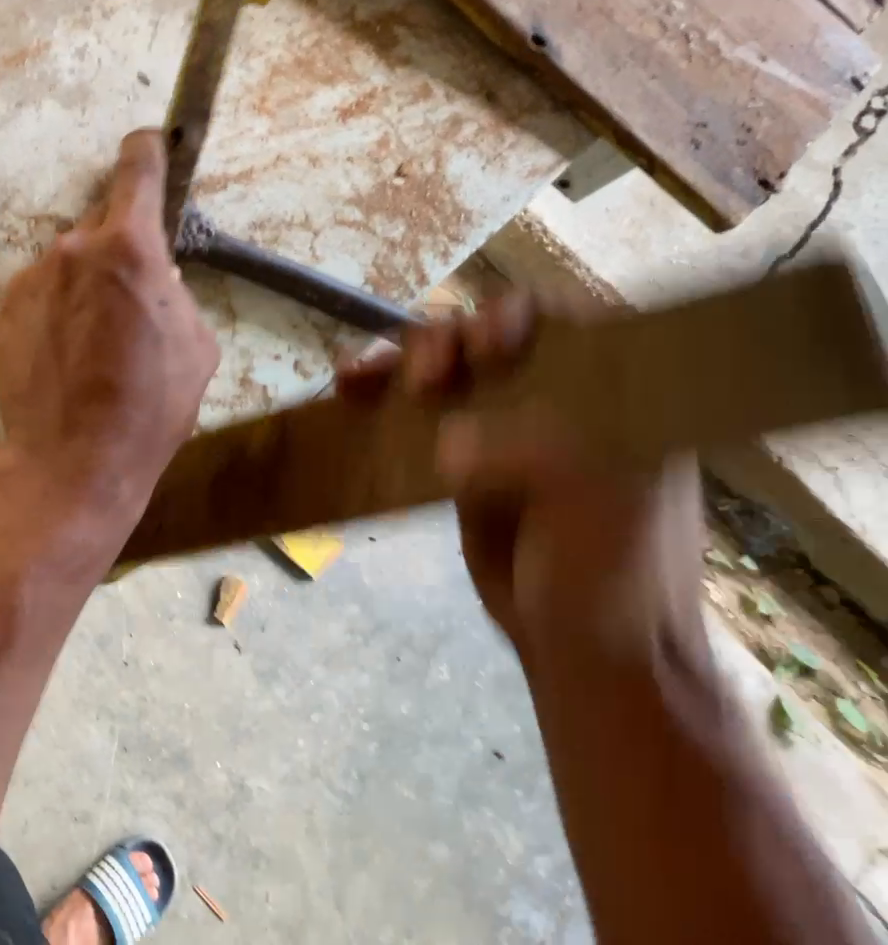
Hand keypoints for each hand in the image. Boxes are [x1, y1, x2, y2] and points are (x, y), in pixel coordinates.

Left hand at [0, 130, 220, 514]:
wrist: (72, 458)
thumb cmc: (148, 406)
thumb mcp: (195, 344)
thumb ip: (173, 292)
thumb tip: (153, 281)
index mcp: (130, 248)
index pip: (137, 169)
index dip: (148, 152)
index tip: (150, 145)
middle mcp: (72, 249)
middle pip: (99, 226)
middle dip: (117, 250)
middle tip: (127, 302)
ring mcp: (30, 280)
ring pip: (67, 264)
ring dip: (82, 286)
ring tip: (93, 345)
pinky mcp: (4, 311)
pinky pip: (40, 294)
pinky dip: (53, 311)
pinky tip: (63, 355)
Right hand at [337, 295, 707, 669]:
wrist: (585, 645)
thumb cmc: (616, 572)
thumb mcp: (598, 503)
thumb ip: (532, 455)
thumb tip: (445, 443)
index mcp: (611, 396)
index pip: (564, 322)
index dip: (517, 318)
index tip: (485, 350)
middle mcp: (551, 400)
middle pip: (485, 337)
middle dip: (444, 342)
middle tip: (424, 381)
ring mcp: (497, 430)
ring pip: (438, 370)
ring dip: (396, 362)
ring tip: (357, 375)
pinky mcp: (452, 461)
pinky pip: (409, 415)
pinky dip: (374, 397)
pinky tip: (347, 391)